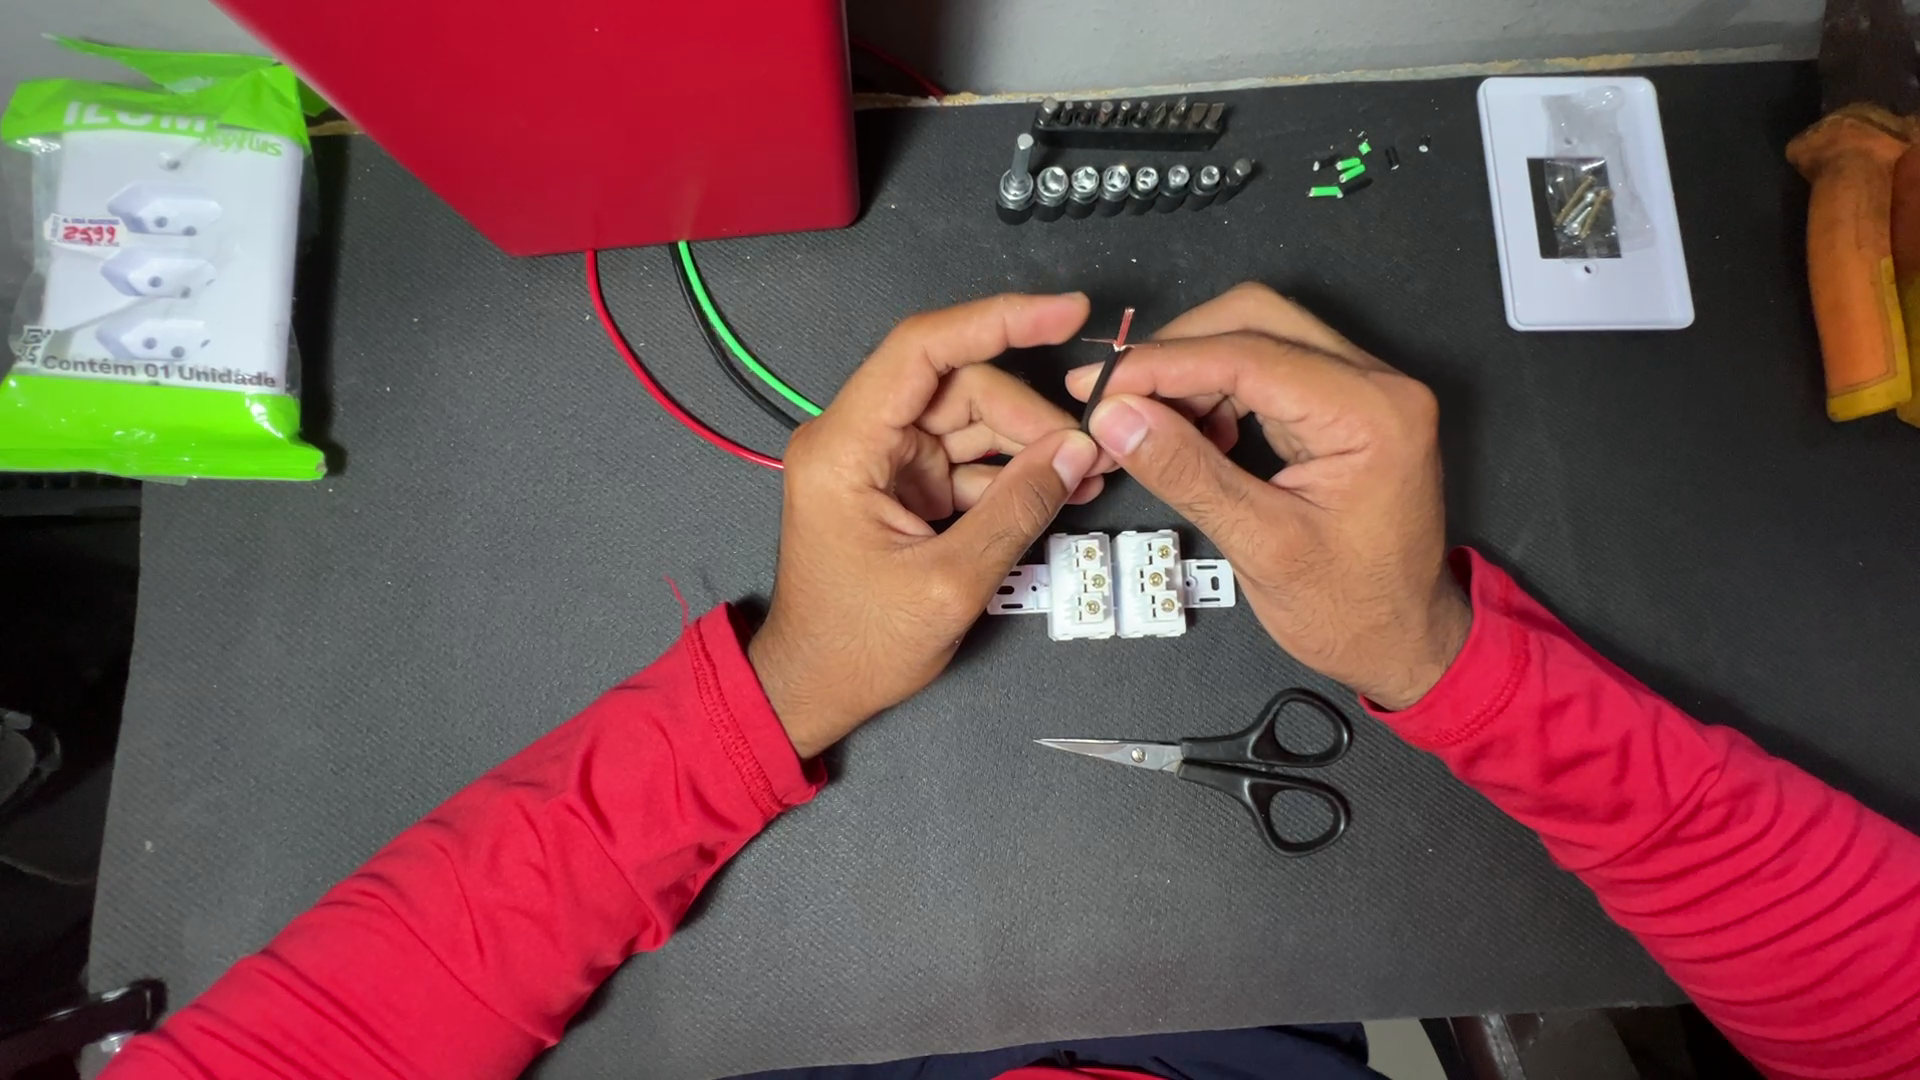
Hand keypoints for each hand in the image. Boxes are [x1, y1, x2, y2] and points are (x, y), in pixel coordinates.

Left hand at [751, 293, 1108, 756]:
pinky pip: (968, 461)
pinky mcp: (905, 486)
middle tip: (1090, 451)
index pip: (923, 350)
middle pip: (959, 389)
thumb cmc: (859, 646)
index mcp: (846, 448)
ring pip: (971, 423)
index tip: (1067, 312)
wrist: (816, 687)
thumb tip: (1076, 452)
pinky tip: (1060, 488)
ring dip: (1031, 443)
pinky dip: (1013, 474)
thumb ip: (1016, 511)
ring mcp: (885, 462)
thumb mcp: (949, 584)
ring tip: (1089, 471)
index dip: (998, 320)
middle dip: (1030, 415)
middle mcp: (860, 440)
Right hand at [1067, 283, 1468, 708]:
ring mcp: (1359, 392)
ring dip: (1190, 374)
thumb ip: (1186, 473)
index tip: (1097, 388)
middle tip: (1114, 395)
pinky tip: (1188, 435)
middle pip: (1255, 319)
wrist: (1401, 641)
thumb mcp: (1259, 545)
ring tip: (1145, 424)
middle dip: (1175, 351)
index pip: (1247, 355)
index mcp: (1370, 413)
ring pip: (1255, 339)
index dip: (1162, 365)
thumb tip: (1116, 418)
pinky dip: (1212, 395)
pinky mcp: (1339, 409)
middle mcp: (1374, 384)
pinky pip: (1264, 373)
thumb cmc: (1347, 609)